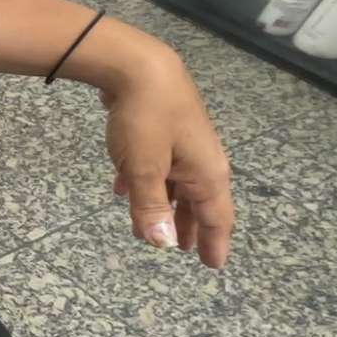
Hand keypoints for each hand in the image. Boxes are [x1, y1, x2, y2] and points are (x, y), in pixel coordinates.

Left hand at [97, 51, 234, 268]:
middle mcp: (201, 161)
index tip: (213, 265)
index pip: (215, 217)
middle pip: (196, 203)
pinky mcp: (160, 135)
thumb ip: (150, 206)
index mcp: (206, 173)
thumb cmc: (144, 120)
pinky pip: (154, 168)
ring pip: (174, 187)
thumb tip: (160, 243)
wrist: (138, 70)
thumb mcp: (143, 169)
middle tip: (182, 252)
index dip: (212, 242)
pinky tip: (122, 192)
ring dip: (164, 208)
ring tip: (152, 229)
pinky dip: (142, 184)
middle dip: (187, 228)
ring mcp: (181, 146)